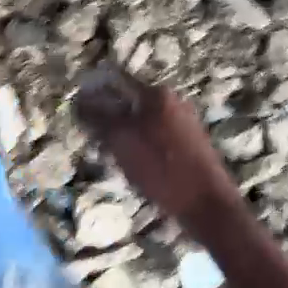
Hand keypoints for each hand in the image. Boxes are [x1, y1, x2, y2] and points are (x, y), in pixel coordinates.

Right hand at [73, 63, 242, 232]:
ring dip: (123, 131)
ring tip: (111, 152)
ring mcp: (186, 122)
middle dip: (108, 113)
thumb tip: (77, 101)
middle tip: (93, 134)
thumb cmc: (161, 168)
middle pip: (129, 99)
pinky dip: (141, 143)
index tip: (78, 107)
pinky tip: (134, 163)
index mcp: (156, 93)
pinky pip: (156, 134)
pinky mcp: (192, 144)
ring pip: (142, 119)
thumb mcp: (119, 140)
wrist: (210, 209)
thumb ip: (95, 116)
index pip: (115, 78)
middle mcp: (173, 101)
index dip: (93, 90)